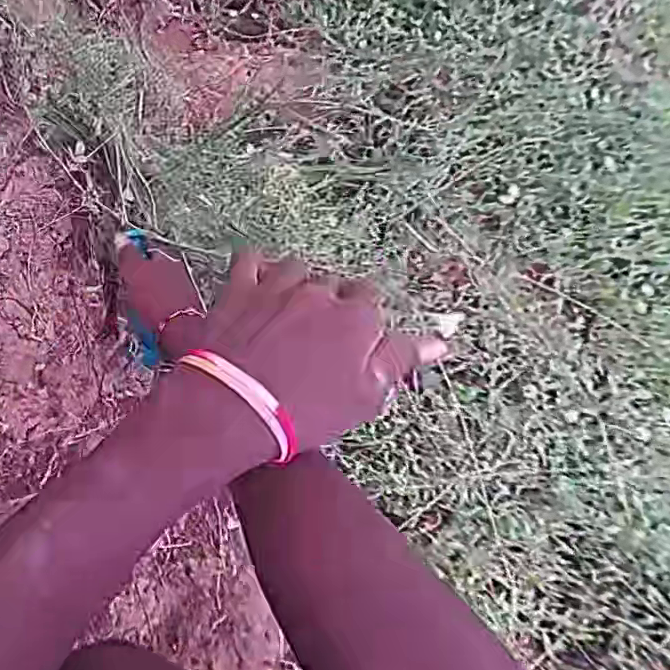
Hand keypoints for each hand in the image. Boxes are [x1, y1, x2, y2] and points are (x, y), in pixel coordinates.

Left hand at [156, 251, 445, 466]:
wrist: (234, 406)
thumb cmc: (301, 410)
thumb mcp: (364, 397)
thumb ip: (397, 361)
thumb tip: (435, 343)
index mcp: (357, 318)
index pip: (370, 299)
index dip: (360, 316)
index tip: (349, 334)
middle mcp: (320, 294)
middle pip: (332, 284)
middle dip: (328, 302)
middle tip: (315, 330)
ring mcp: (276, 288)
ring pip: (296, 267)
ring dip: (296, 281)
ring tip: (288, 306)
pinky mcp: (238, 290)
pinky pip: (250, 259)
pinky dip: (255, 265)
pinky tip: (256, 280)